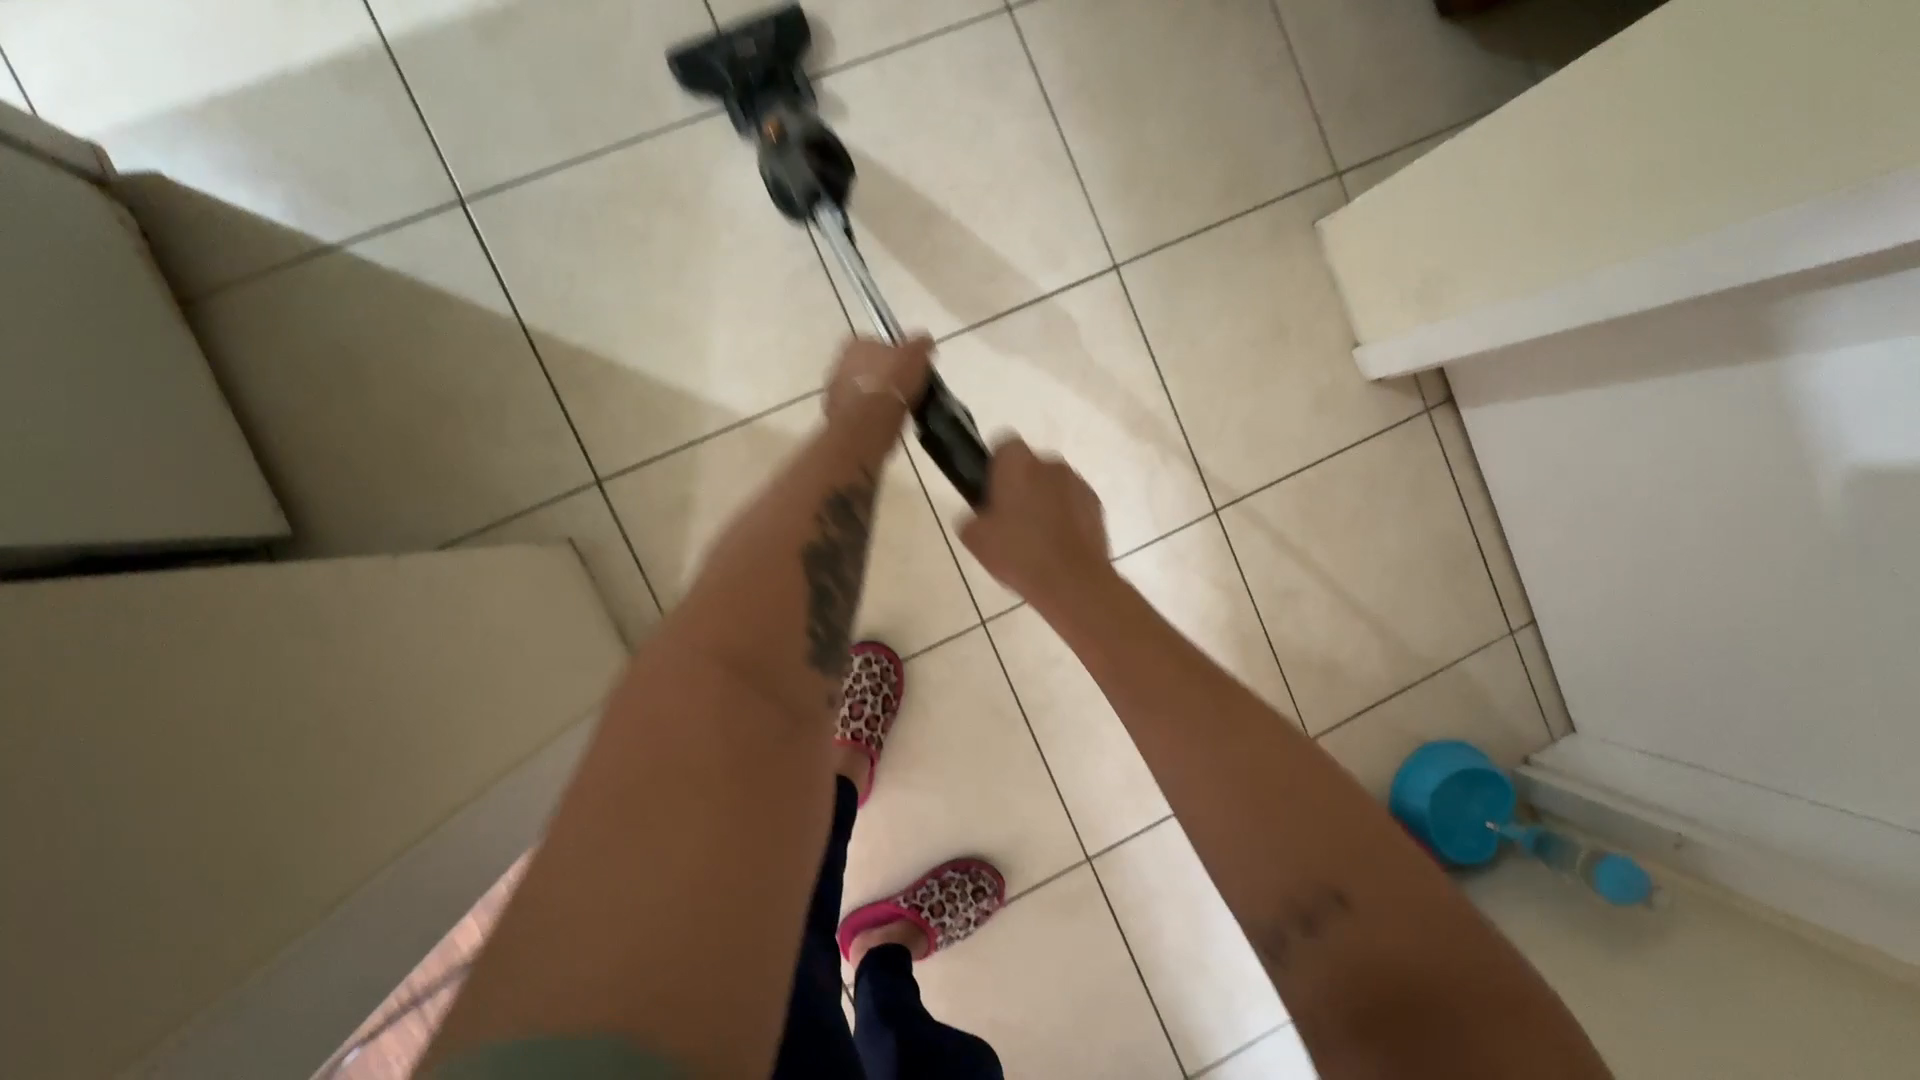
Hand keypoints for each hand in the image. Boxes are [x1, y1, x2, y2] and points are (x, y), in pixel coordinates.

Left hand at [824, 335, 933, 426]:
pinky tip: (885, 421)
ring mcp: (836, 388)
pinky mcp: (836, 413)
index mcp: (858, 342)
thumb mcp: (916, 356)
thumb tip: (926, 341)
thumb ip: (921, 346)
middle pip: (869, 366)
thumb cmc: (892, 382)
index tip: (910, 368)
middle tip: (906, 389)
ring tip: (898, 408)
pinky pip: (859, 410)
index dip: (897, 355)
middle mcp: (841, 360)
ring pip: (863, 388)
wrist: (869, 420)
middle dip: (885, 376)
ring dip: (877, 396)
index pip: (879, 343)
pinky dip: (869, 413)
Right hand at [959, 438, 1111, 608]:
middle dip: (1022, 484)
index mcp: (1017, 464)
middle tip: (1011, 519)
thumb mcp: (975, 539)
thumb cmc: (1018, 554)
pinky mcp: (1097, 505)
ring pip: (1054, 484)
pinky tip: (1058, 545)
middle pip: (1031, 466)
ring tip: (1037, 537)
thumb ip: (972, 517)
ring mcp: (1078, 483)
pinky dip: (1067, 516)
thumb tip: (979, 517)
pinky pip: (1074, 503)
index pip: (1004, 445)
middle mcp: (1050, 464)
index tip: (992, 491)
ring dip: (1045, 500)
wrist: (1071, 581)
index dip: (996, 466)